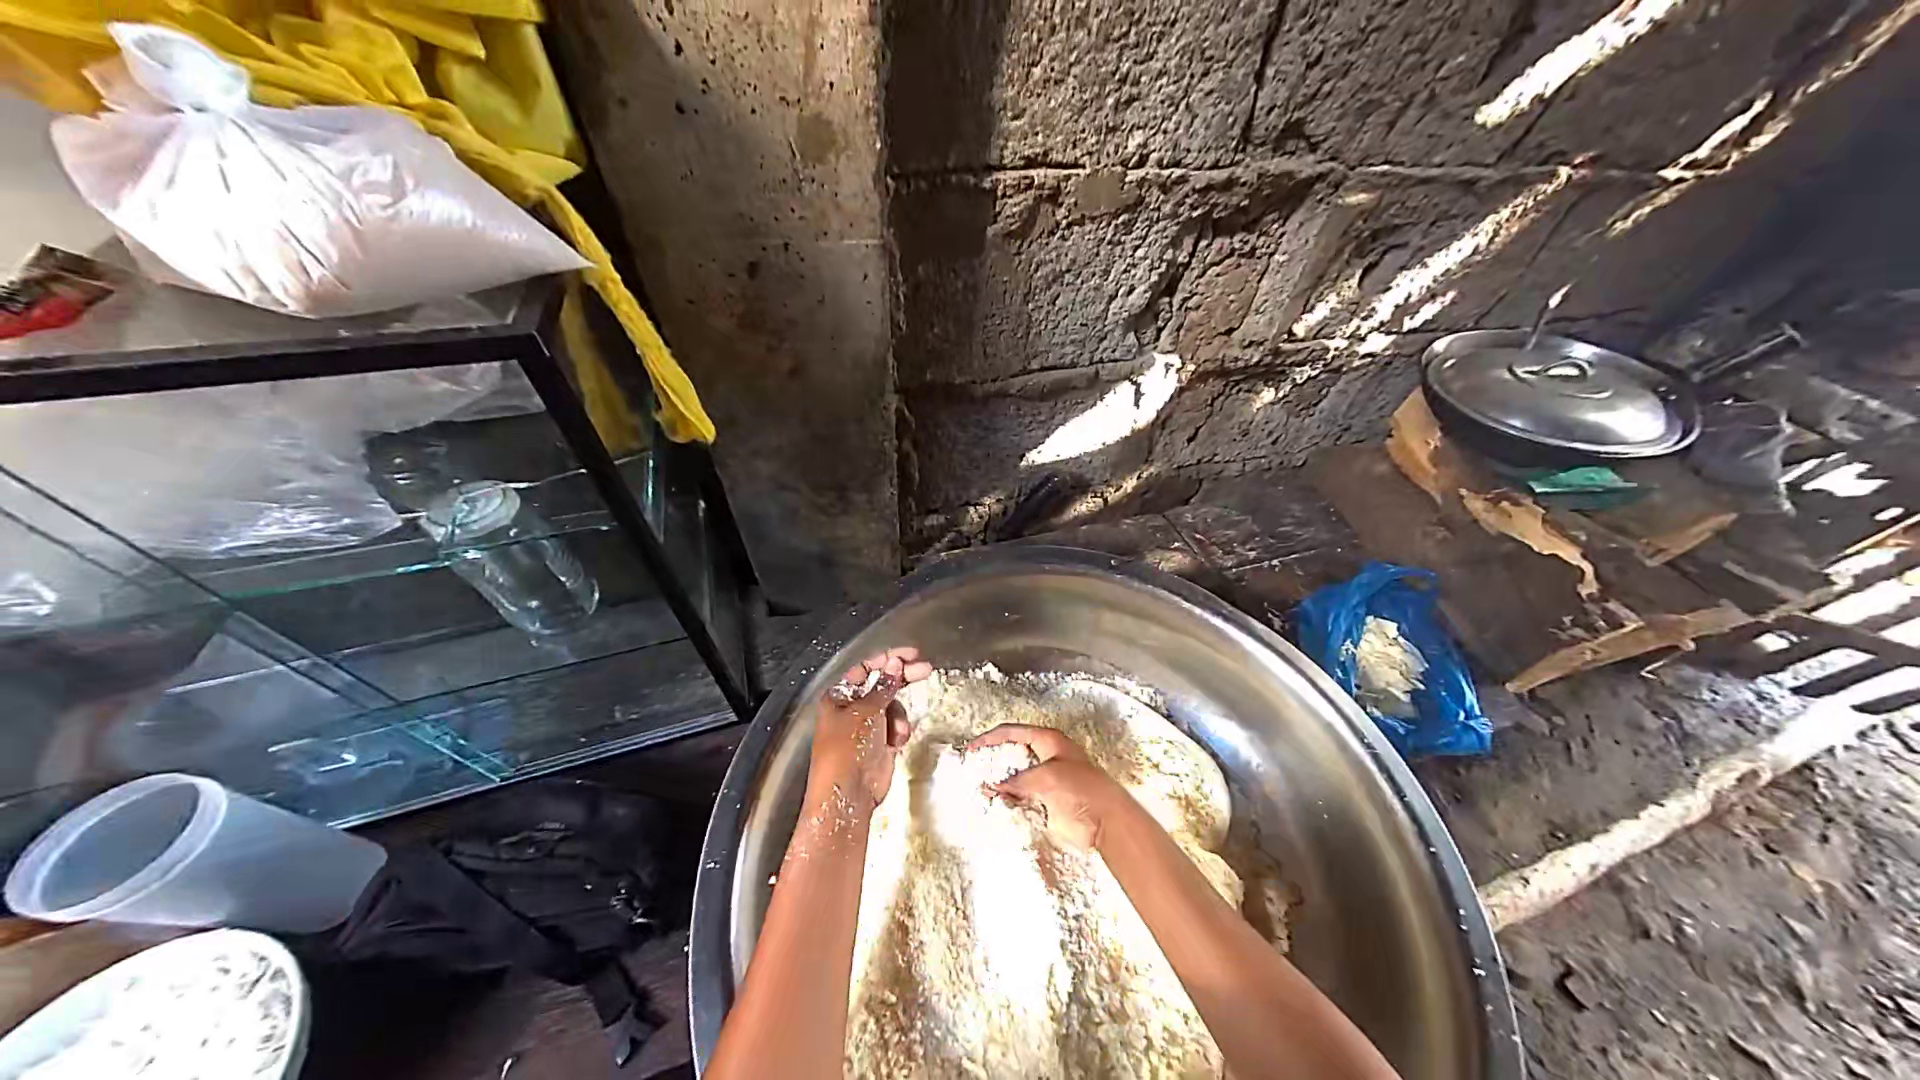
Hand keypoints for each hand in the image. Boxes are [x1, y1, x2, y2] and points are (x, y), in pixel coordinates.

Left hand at [809, 647, 932, 809]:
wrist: (849, 792)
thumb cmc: (847, 748)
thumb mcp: (867, 710)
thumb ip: (884, 686)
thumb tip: (895, 664)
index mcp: (840, 696)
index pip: (866, 669)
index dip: (887, 659)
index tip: (911, 655)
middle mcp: (852, 709)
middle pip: (881, 685)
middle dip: (902, 678)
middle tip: (924, 669)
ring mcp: (867, 727)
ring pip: (893, 706)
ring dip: (899, 715)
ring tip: (897, 730)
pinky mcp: (880, 743)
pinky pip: (896, 726)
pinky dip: (899, 731)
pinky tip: (896, 741)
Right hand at [968, 724, 1123, 851]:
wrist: (1106, 820)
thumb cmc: (1082, 788)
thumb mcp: (1046, 776)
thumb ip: (1017, 780)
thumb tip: (994, 786)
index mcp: (1047, 740)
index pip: (1012, 732)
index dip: (990, 738)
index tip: (972, 748)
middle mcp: (1045, 756)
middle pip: (1011, 753)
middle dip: (992, 760)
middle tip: (973, 769)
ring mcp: (1045, 778)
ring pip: (1014, 776)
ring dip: (998, 782)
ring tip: (981, 790)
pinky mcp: (1045, 799)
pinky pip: (1020, 796)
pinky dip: (1008, 798)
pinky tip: (997, 803)